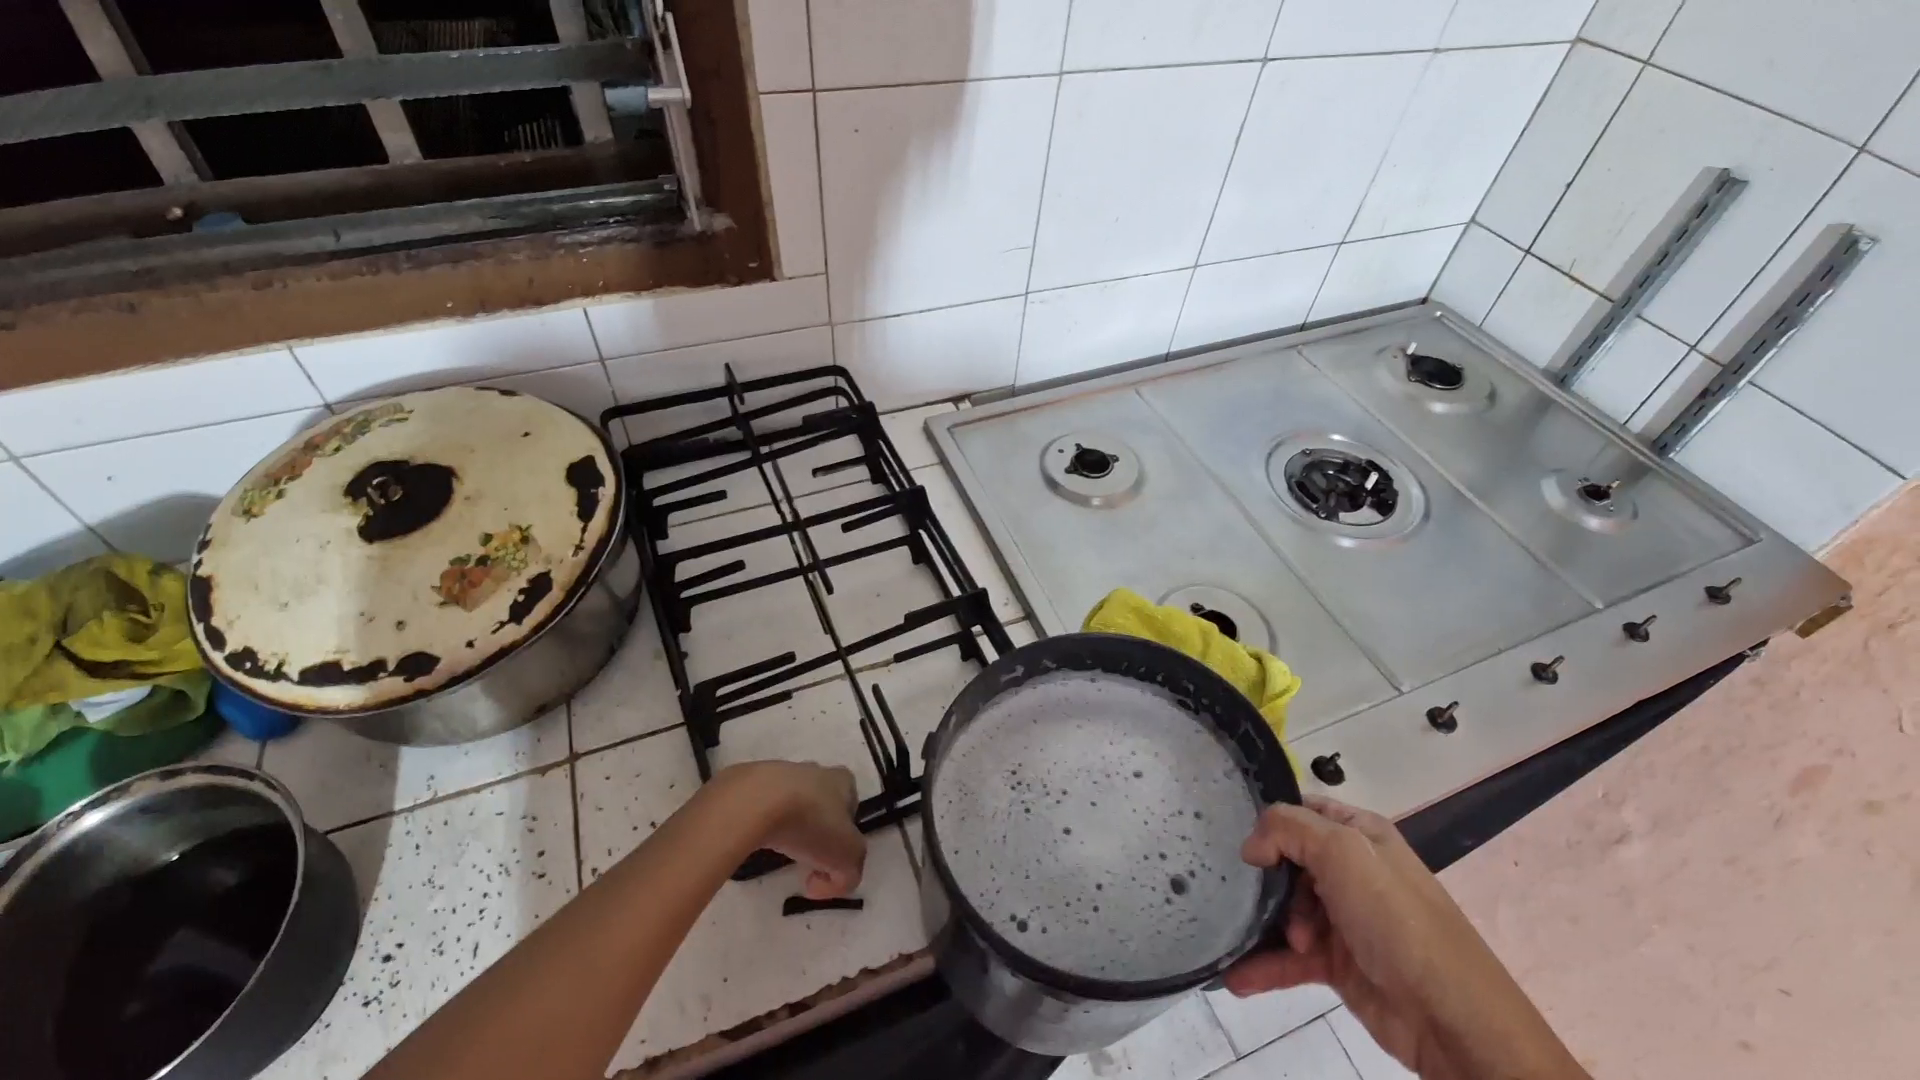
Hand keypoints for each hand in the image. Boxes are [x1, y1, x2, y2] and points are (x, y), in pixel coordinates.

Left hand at [721, 761, 866, 899]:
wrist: (754, 802)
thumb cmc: (811, 823)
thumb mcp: (847, 858)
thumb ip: (847, 875)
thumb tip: (823, 883)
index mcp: (842, 781)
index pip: (851, 810)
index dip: (844, 838)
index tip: (829, 863)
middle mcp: (814, 770)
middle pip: (819, 805)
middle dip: (814, 831)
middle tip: (803, 858)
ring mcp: (778, 771)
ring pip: (788, 803)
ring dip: (786, 826)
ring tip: (775, 849)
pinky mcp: (747, 780)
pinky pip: (758, 805)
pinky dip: (758, 822)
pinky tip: (752, 838)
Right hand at [1225, 796, 1587, 1079]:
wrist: (1450, 1017)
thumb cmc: (1396, 920)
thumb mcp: (1343, 852)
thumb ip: (1288, 829)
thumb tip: (1252, 846)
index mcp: (1360, 834)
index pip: (1303, 812)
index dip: (1271, 823)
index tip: (1240, 843)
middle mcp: (1351, 872)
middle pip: (1287, 862)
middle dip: (1265, 881)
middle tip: (1255, 900)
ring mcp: (1344, 919)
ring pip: (1284, 911)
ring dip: (1261, 926)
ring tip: (1246, 943)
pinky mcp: (1338, 964)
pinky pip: (1290, 958)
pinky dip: (1264, 966)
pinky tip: (1237, 978)